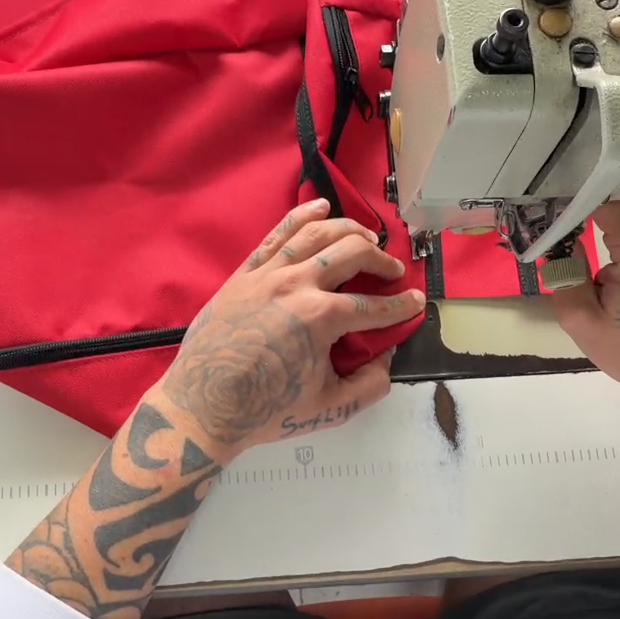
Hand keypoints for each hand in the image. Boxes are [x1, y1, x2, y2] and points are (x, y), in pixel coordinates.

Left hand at [152, 199, 424, 458]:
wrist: (203, 405)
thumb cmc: (264, 410)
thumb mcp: (328, 408)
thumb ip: (368, 385)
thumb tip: (386, 362)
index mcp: (321, 318)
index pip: (374, 305)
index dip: (401, 305)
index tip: (416, 302)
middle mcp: (296, 285)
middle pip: (352, 253)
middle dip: (380, 259)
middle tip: (391, 271)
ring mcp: (267, 274)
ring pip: (316, 234)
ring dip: (348, 230)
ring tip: (366, 237)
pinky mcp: (244, 273)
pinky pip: (277, 235)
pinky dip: (301, 217)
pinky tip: (320, 208)